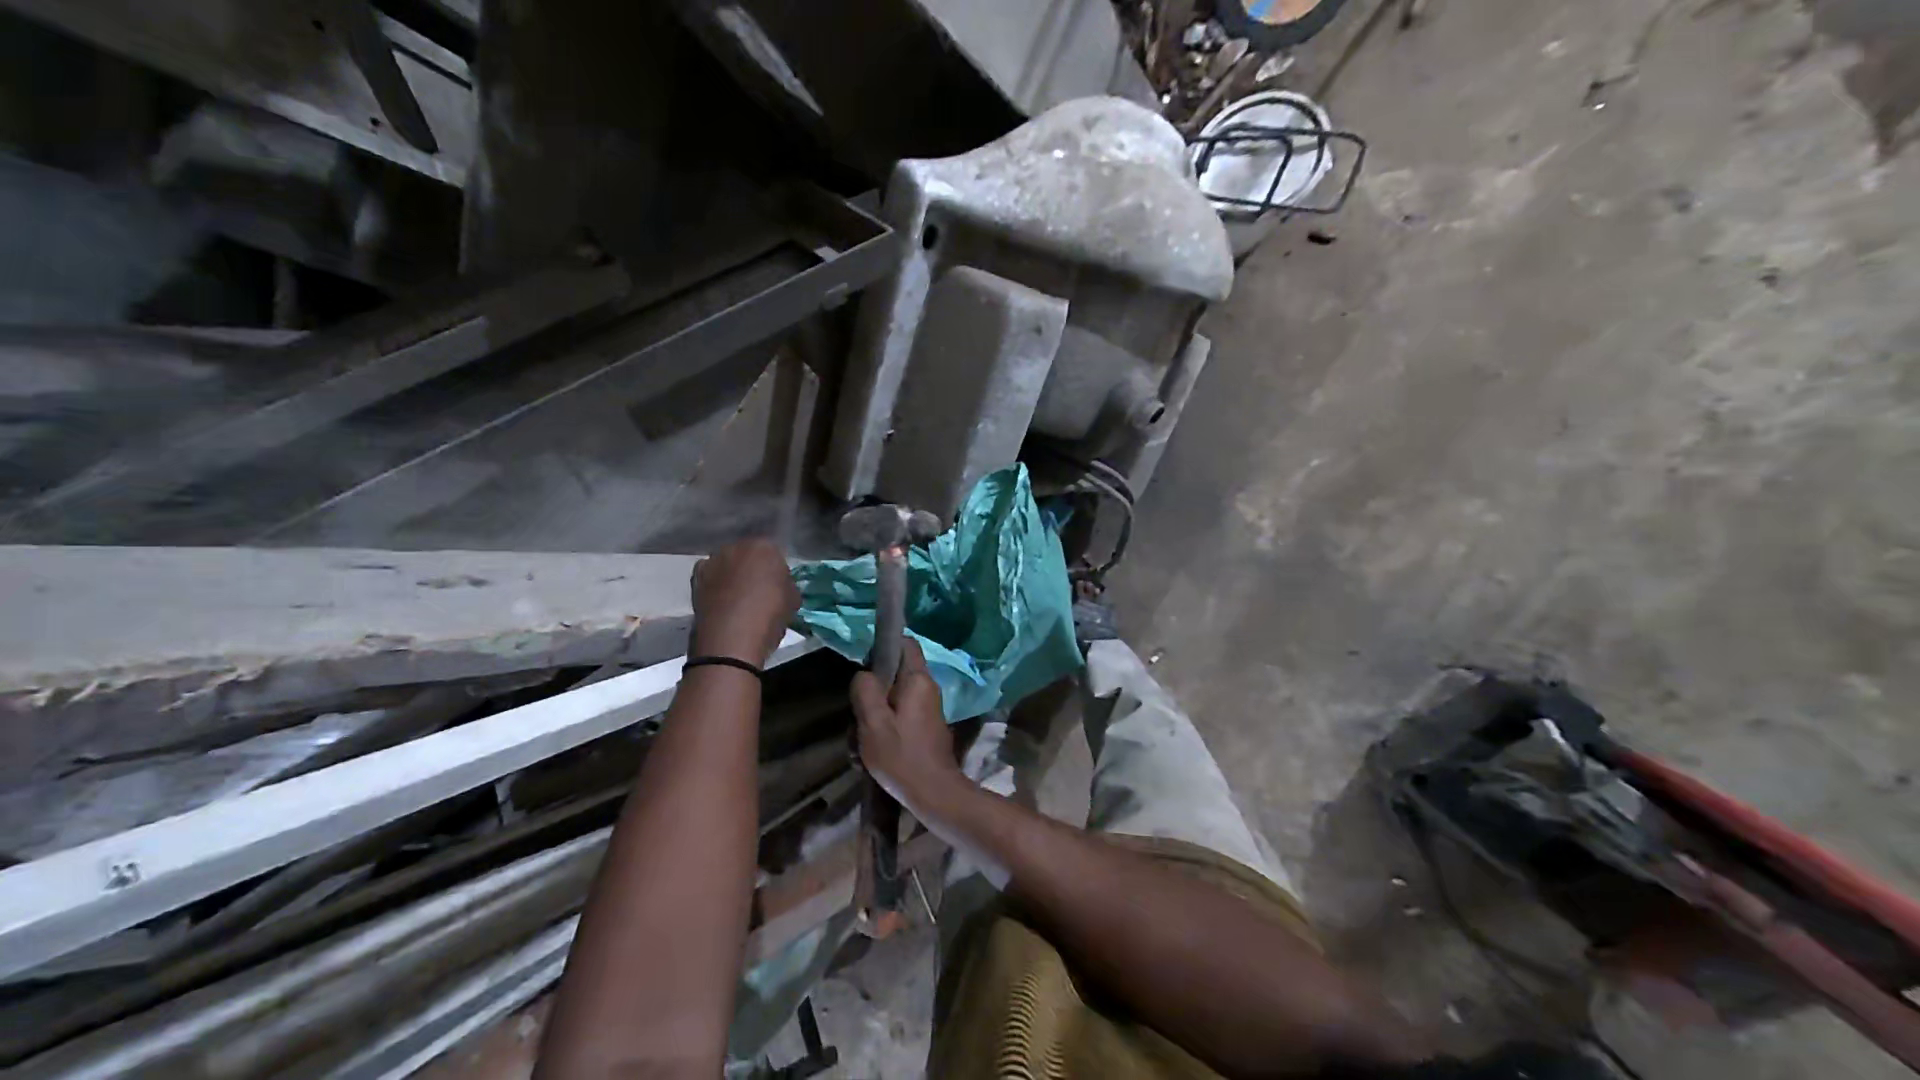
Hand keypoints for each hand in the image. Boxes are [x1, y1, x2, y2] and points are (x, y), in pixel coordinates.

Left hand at [689, 538, 800, 664]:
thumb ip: (786, 585)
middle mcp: (736, 547)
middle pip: (747, 554)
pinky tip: (721, 602)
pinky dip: (714, 585)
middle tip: (758, 590)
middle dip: (752, 568)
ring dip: (732, 575)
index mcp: (764, 547)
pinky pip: (710, 577)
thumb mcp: (792, 599)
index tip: (778, 584)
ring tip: (737, 598)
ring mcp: (713, 561)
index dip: (776, 570)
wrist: (732, 638)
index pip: (774, 553)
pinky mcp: (695, 578)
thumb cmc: (769, 615)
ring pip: (727, 564)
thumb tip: (780, 586)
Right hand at [851, 640, 960, 811]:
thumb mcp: (873, 722)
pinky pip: (899, 718)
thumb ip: (866, 691)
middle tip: (857, 716)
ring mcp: (928, 710)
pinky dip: (883, 731)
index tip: (863, 666)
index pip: (904, 644)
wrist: (934, 794)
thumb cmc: (902, 756)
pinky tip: (869, 754)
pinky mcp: (925, 728)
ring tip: (859, 744)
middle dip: (872, 693)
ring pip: (893, 700)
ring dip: (873, 718)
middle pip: (894, 675)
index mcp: (918, 680)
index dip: (883, 647)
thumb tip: (864, 674)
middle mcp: (927, 689)